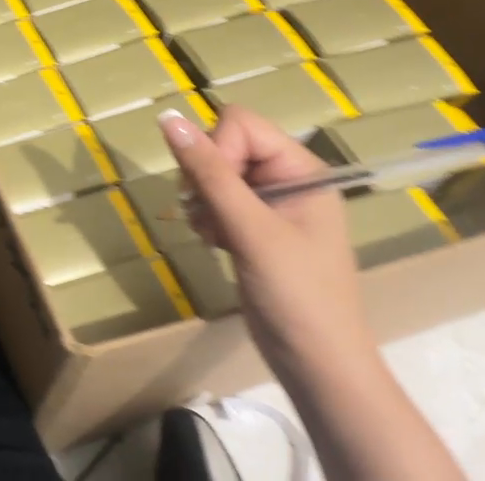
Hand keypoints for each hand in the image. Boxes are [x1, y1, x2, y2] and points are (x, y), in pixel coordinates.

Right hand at [158, 106, 372, 369]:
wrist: (318, 365)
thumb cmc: (297, 294)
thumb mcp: (250, 230)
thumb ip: (209, 172)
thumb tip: (166, 118)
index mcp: (302, 169)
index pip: (239, 124)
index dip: (216, 150)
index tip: (217, 194)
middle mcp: (287, 178)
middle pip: (223, 144)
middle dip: (205, 178)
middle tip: (211, 219)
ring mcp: (271, 203)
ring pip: (213, 172)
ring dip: (202, 201)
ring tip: (214, 235)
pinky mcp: (254, 226)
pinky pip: (215, 197)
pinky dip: (206, 217)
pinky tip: (216, 243)